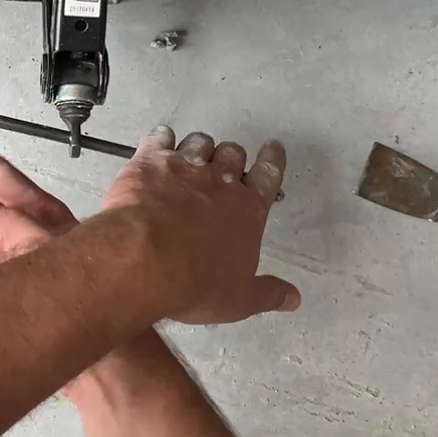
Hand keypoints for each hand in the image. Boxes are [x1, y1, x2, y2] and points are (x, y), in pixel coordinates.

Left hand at [100, 127, 298, 323]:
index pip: (268, 175)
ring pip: (199, 142)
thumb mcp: (238, 299)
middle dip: (230, 157)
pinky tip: (159, 140)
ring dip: (199, 147)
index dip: (272, 160)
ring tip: (193, 155)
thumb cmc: (195, 284)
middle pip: (233, 154)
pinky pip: (159, 139)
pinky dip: (161, 137)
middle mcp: (219, 181)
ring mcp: (184, 167)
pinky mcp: (150, 163)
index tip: (273, 148)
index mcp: (247, 209)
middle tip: (223, 165)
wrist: (143, 260)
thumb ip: (268, 294)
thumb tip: (294, 299)